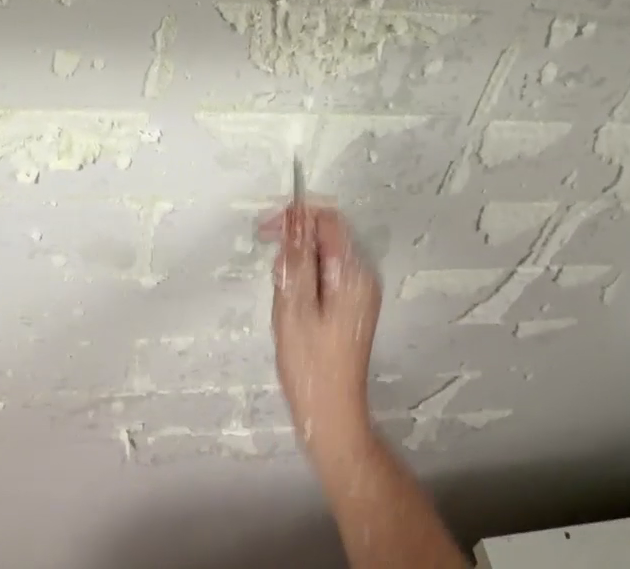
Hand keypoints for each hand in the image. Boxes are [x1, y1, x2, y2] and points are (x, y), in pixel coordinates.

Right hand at [261, 200, 381, 456]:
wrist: (332, 413)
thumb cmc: (309, 364)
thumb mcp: (293, 306)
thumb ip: (295, 258)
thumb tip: (295, 216)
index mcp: (353, 273)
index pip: (328, 219)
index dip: (297, 216)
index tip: (266, 231)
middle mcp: (363, 276)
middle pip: (327, 236)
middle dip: (295, 244)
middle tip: (274, 276)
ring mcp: (360, 292)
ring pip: (324, 256)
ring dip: (298, 265)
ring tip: (283, 300)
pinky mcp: (352, 306)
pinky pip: (327, 276)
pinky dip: (306, 281)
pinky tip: (292, 308)